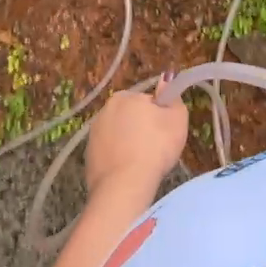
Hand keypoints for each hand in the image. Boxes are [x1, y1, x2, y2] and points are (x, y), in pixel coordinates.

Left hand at [84, 81, 187, 196]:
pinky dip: (119, 159)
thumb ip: (173, 97)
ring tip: (143, 161)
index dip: (159, 115)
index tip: (165, 131)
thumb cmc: (155, 147)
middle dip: (142, 128)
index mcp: (124, 97)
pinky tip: (129, 171)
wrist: (124, 186)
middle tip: (156, 146)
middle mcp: (104, 111)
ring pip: (119, 135)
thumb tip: (166, 80)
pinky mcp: (87, 159)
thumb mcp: (177, 118)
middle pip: (131, 116)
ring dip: (129, 143)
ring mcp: (93, 136)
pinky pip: (110, 153)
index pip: (147, 101)